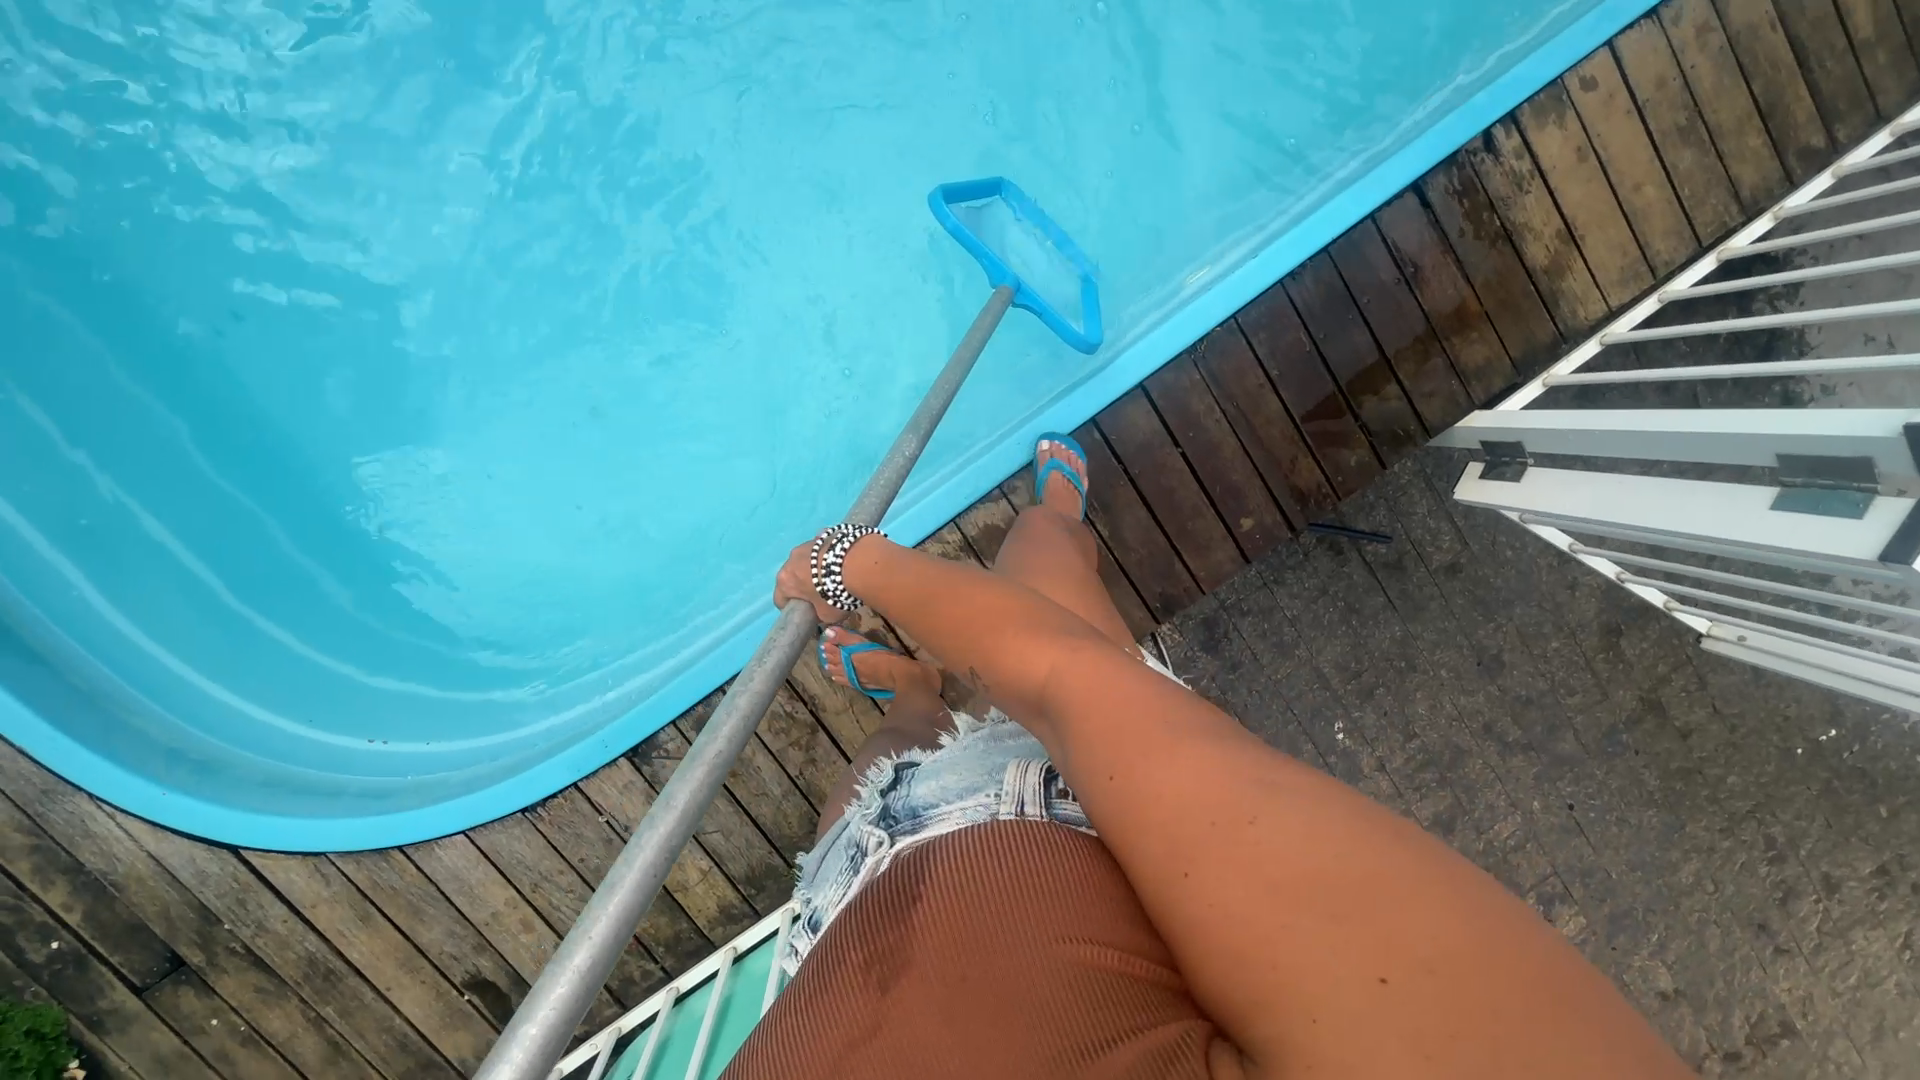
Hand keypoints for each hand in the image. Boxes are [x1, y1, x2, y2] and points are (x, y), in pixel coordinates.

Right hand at [773, 539, 847, 623]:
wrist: (856, 562)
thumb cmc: (835, 593)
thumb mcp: (828, 615)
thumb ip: (820, 615)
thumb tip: (822, 613)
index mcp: (785, 581)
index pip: (780, 599)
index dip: (791, 607)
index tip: (803, 611)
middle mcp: (790, 560)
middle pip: (792, 576)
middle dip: (802, 585)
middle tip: (820, 593)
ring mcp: (806, 544)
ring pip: (807, 560)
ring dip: (815, 567)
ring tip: (833, 575)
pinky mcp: (823, 534)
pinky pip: (822, 548)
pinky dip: (828, 553)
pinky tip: (841, 559)